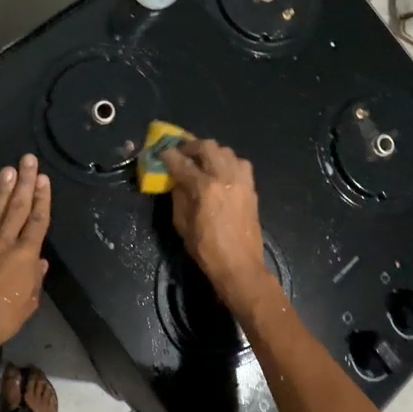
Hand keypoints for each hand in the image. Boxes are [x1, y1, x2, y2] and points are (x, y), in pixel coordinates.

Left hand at [0, 155, 51, 365]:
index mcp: (25, 255)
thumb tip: (40, 262)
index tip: (44, 178)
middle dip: (25, 182)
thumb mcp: (29, 302)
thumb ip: (35, 279)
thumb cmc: (4, 318)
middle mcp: (4, 244)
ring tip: (7, 170)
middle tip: (28, 159)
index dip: (42, 198)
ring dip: (1, 191)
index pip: (38, 220)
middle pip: (18, 208)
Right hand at [162, 139, 273, 306]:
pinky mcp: (251, 186)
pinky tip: (221, 171)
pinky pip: (239, 162)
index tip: (161, 152)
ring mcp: (241, 179)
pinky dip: (228, 161)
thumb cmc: (207, 250)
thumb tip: (175, 179)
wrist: (240, 265)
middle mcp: (224, 177)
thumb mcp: (183, 225)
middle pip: (207, 146)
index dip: (169, 156)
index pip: (182, 162)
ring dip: (210, 151)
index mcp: (204, 188)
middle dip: (190, 146)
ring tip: (201, 160)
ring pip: (225, 150)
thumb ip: (178, 196)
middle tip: (181, 153)